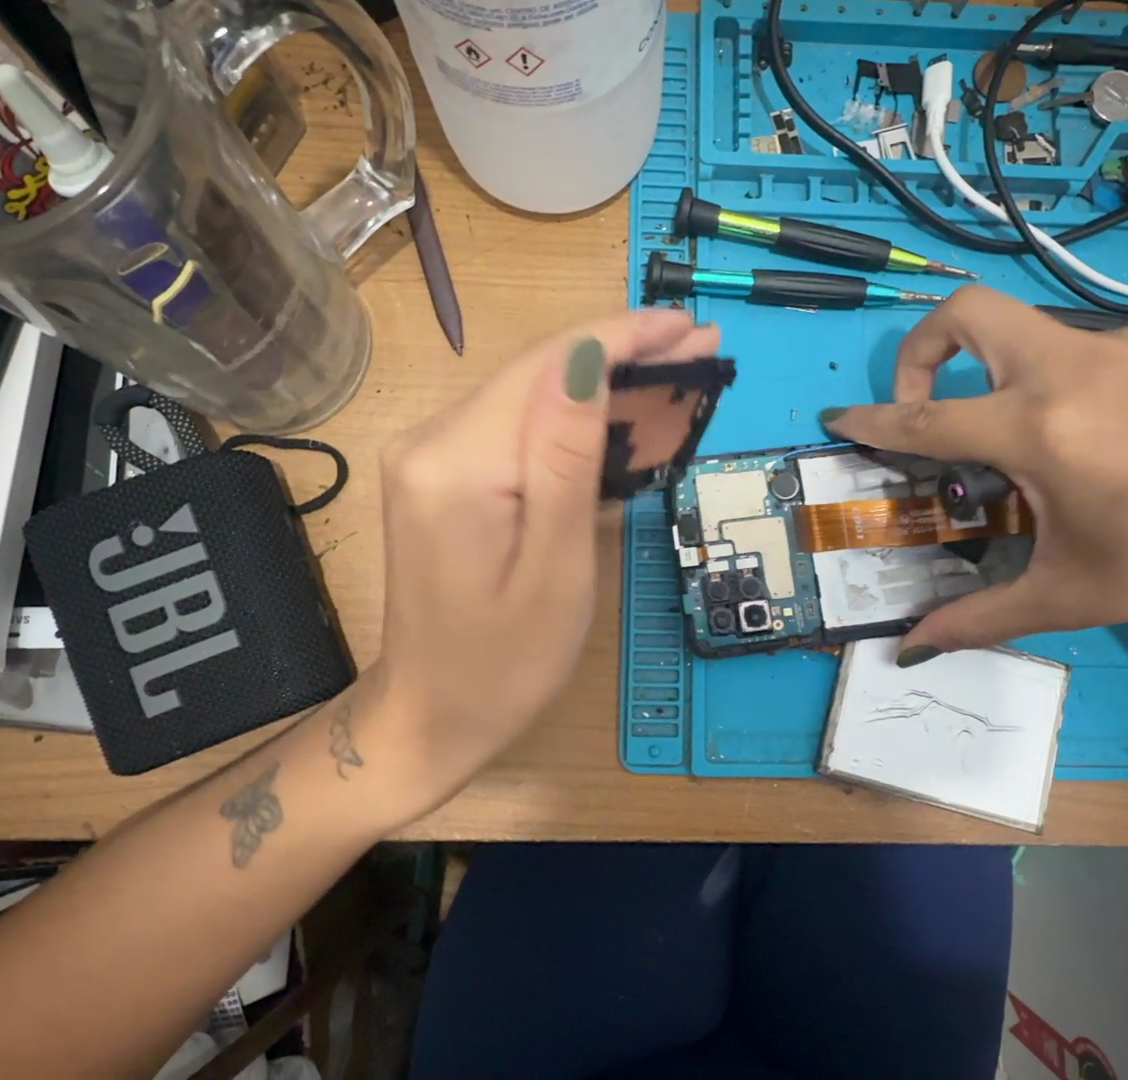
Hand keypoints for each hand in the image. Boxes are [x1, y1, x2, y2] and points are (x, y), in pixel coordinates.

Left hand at [359, 311, 721, 809]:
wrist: (433, 713)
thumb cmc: (508, 663)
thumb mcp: (557, 569)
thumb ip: (568, 458)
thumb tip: (590, 355)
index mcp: (456, 464)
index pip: (549, 368)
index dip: (623, 336)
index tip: (692, 328)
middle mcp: (429, 440)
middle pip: (537, 372)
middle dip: (621, 353)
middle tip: (700, 349)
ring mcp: (427, 454)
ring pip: (529, 393)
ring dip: (601, 382)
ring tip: (674, 377)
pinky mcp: (438, 472)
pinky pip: (513, 426)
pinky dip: (570, 419)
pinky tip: (618, 417)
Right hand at [822, 288, 1127, 656]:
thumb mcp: (1070, 597)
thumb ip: (977, 617)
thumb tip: (907, 650)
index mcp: (1040, 429)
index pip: (925, 415)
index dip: (872, 418)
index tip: (840, 417)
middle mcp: (1075, 366)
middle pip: (968, 311)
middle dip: (922, 345)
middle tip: (924, 397)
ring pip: (1036, 337)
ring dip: (1010, 379)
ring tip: (1050, 447)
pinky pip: (1098, 349)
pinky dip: (1076, 384)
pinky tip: (1124, 437)